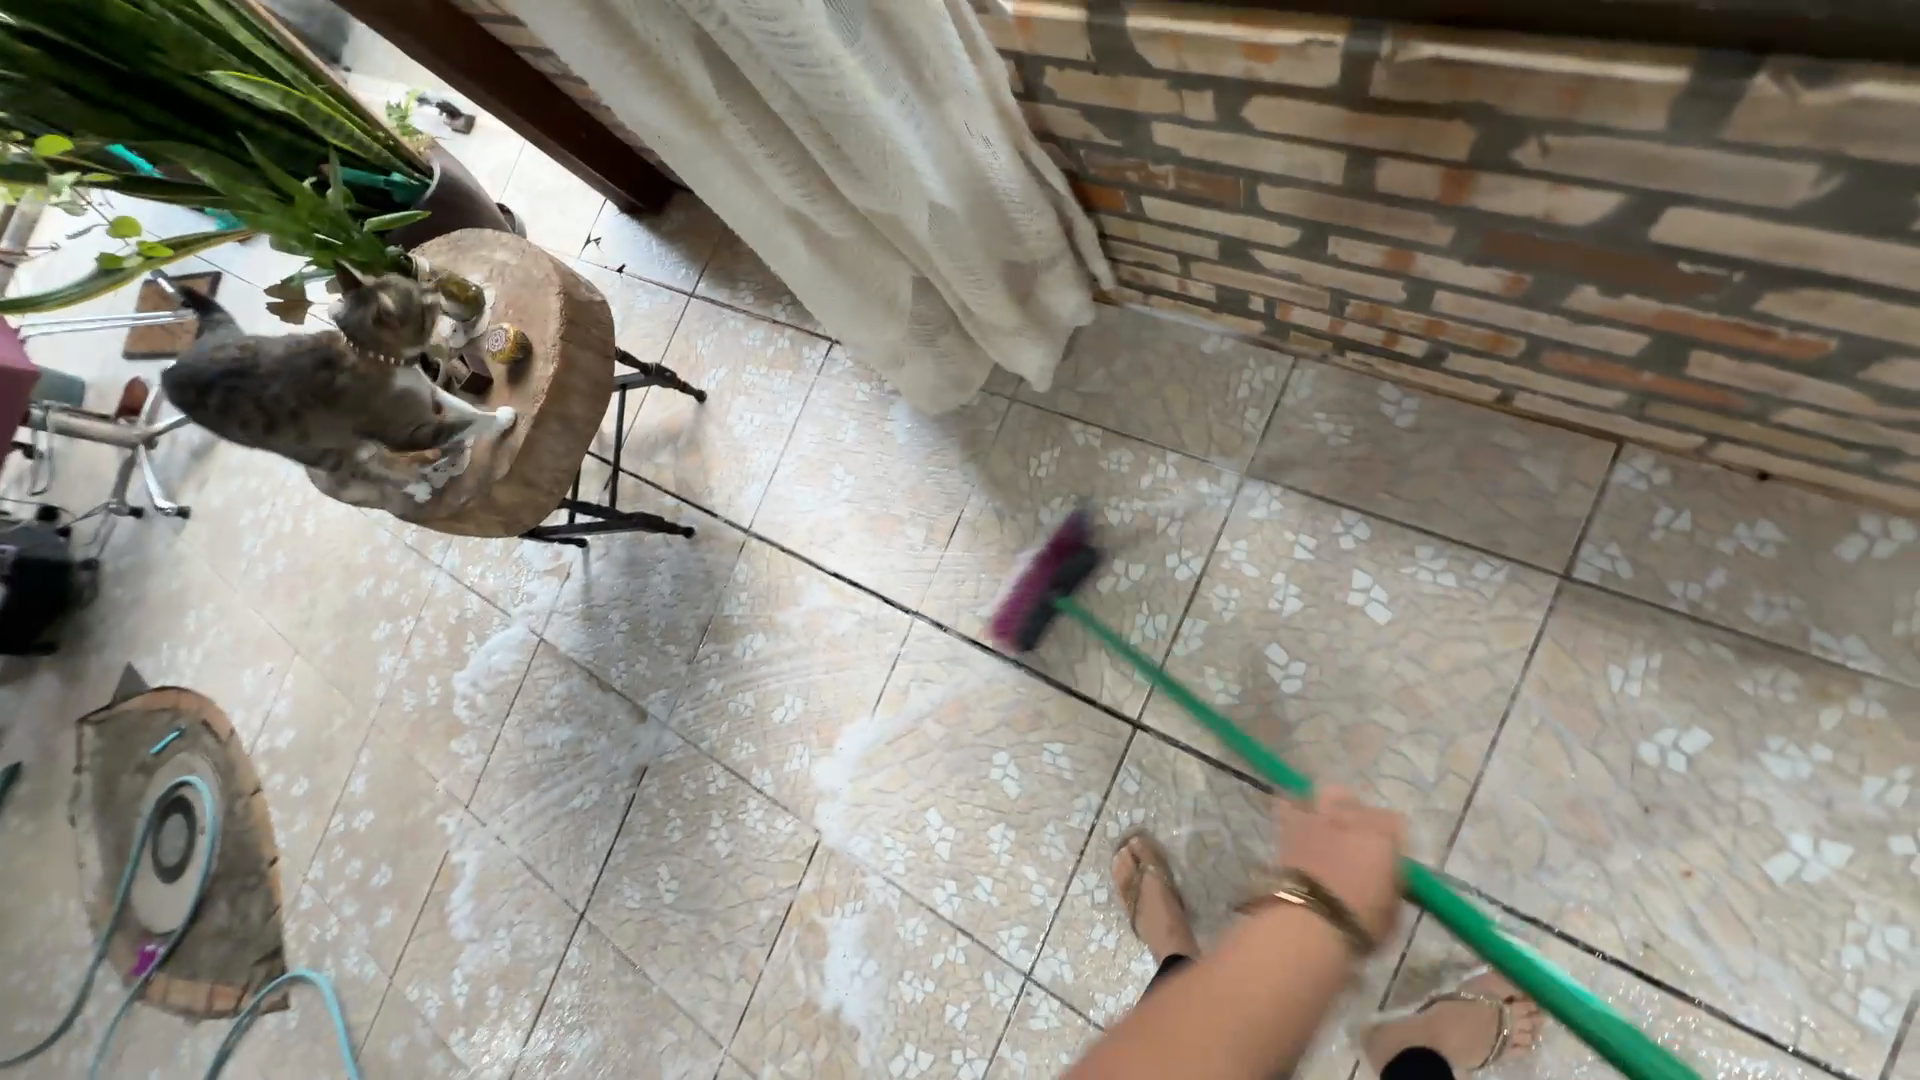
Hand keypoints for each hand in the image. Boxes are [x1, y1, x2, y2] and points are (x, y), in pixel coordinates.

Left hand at [1273, 786, 1406, 946]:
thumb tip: (1384, 870)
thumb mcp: (1393, 905)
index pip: (1394, 820)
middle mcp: (1350, 817)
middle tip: (1355, 835)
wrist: (1310, 918)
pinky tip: (1297, 822)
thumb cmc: (1361, 920)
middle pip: (1356, 801)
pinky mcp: (1288, 824)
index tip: (1389, 851)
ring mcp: (1317, 816)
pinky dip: (1295, 809)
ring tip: (1325, 823)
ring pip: (1324, 794)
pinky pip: (1290, 804)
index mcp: (1382, 835)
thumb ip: (1390, 877)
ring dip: (1327, 805)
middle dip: (1357, 813)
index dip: (1392, 836)